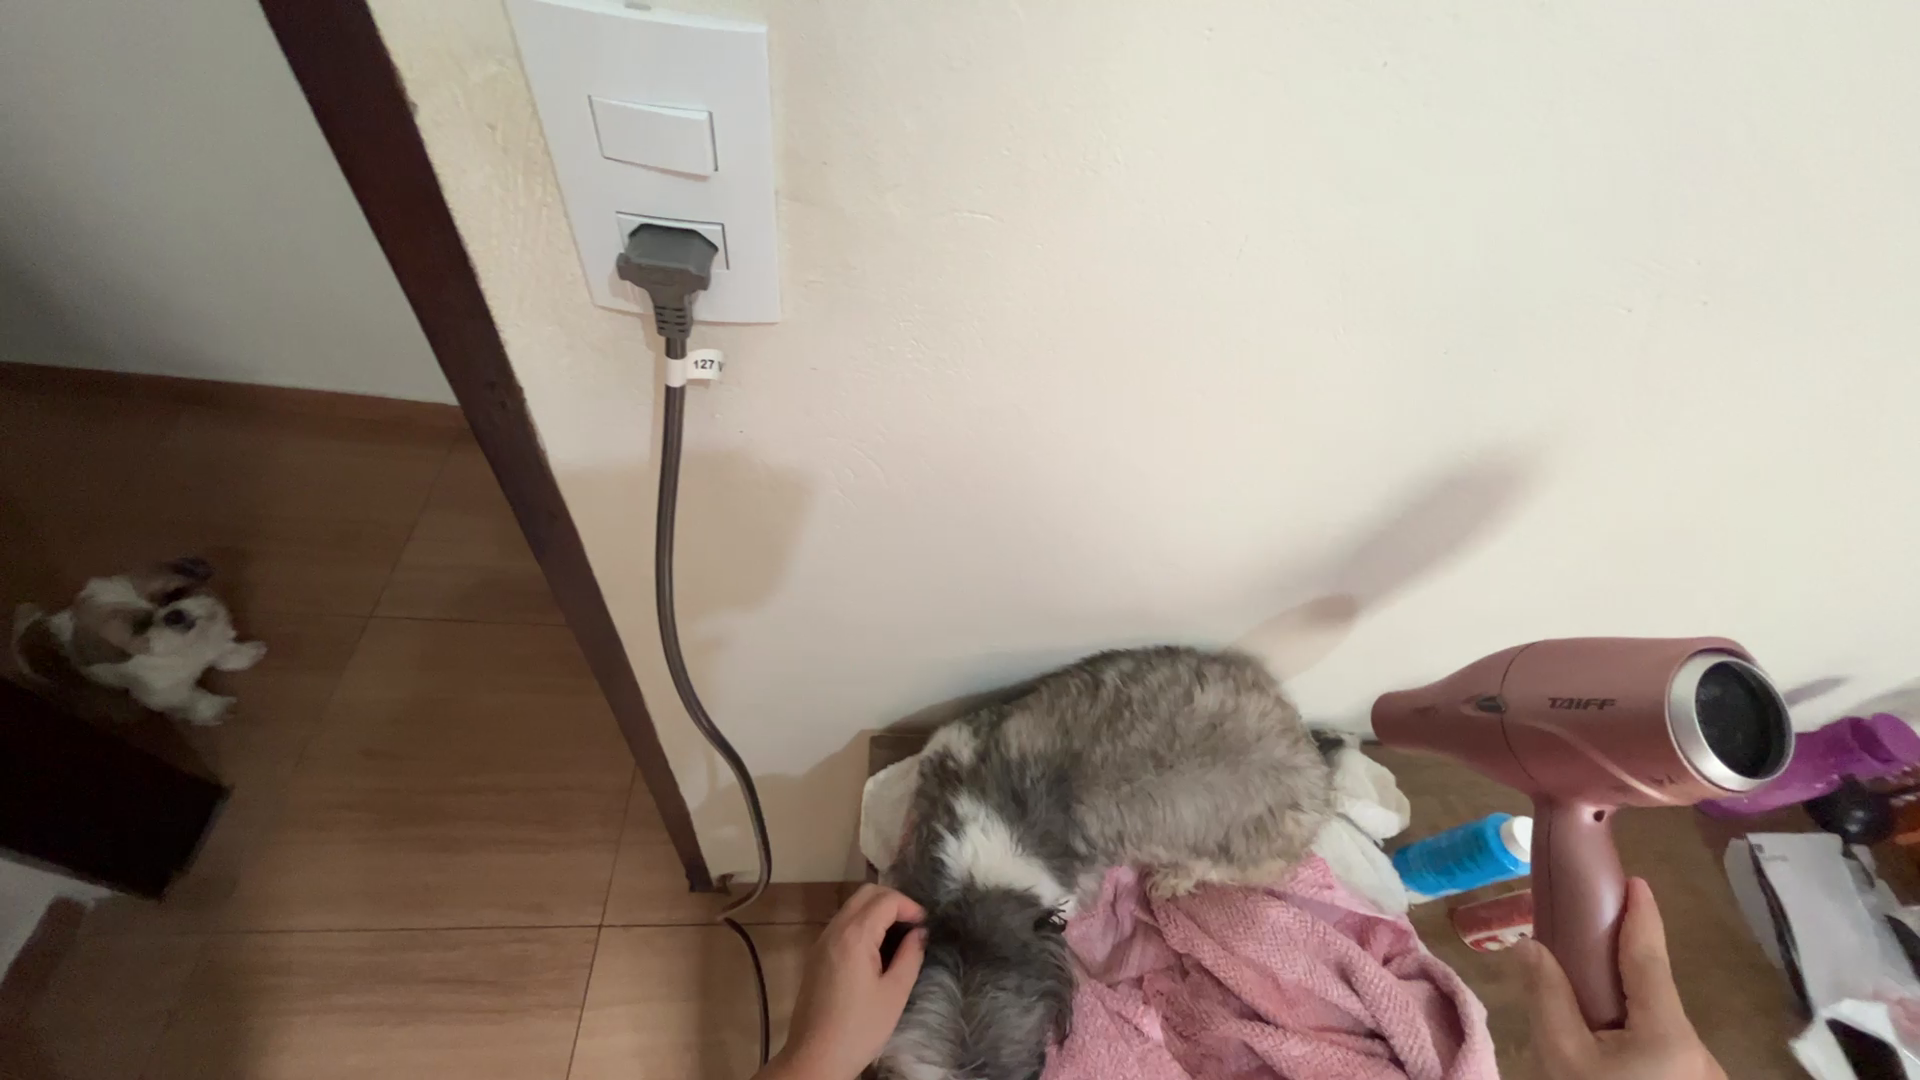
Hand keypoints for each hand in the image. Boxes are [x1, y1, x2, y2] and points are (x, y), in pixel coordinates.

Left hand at [765, 884, 927, 1079]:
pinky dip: (862, 922)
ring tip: (897, 935)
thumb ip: (910, 956)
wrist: (814, 1060)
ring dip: (876, 910)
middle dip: (893, 901)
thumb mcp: (894, 994)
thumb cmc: (859, 1029)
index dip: (910, 906)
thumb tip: (920, 933)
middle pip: (866, 893)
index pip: (886, 900)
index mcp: (854, 935)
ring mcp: (822, 941)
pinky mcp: (816, 955)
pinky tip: (875, 948)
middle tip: (912, 924)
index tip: (925, 926)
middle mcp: (835, 929)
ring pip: (852, 906)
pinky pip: (842, 923)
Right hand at [1523, 877, 1726, 1079]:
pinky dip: (1627, 1038)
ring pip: (1652, 1028)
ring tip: (1574, 1022)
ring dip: (1615, 1012)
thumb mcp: (1562, 1056)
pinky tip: (1600, 1053)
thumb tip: (1532, 946)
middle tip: (1568, 957)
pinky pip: (1659, 1053)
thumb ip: (1547, 995)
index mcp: (1667, 1033)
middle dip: (1610, 972)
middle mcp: (1696, 1051)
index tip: (1638, 881)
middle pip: (1648, 995)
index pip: (1649, 959)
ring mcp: (1701, 1077)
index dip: (1642, 918)